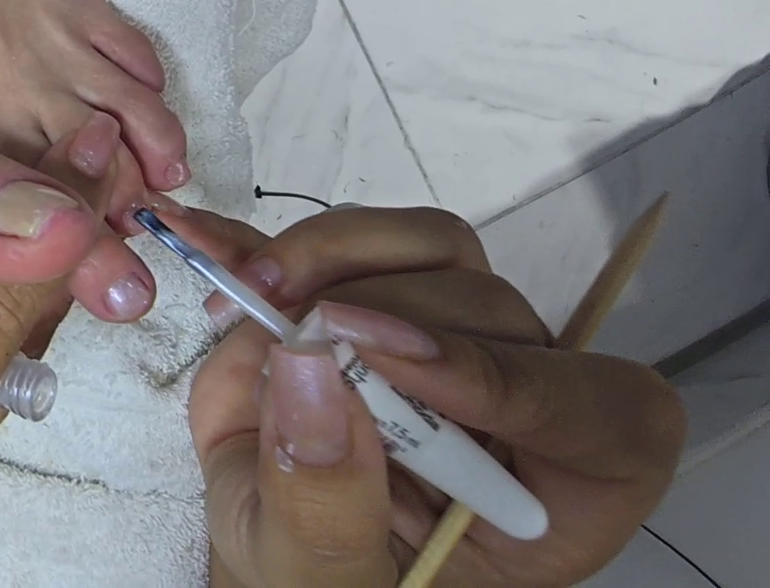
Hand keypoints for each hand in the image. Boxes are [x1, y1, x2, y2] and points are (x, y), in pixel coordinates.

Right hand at [179, 207, 684, 587]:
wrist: (266, 538)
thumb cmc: (321, 579)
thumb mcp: (324, 576)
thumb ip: (325, 499)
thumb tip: (305, 366)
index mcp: (547, 486)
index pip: (588, 408)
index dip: (495, 370)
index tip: (372, 354)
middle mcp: (501, 391)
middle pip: (487, 304)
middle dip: (374, 306)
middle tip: (281, 326)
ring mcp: (420, 326)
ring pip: (421, 245)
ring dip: (324, 251)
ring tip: (247, 289)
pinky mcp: (337, 290)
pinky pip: (311, 240)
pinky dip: (249, 233)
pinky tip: (198, 235)